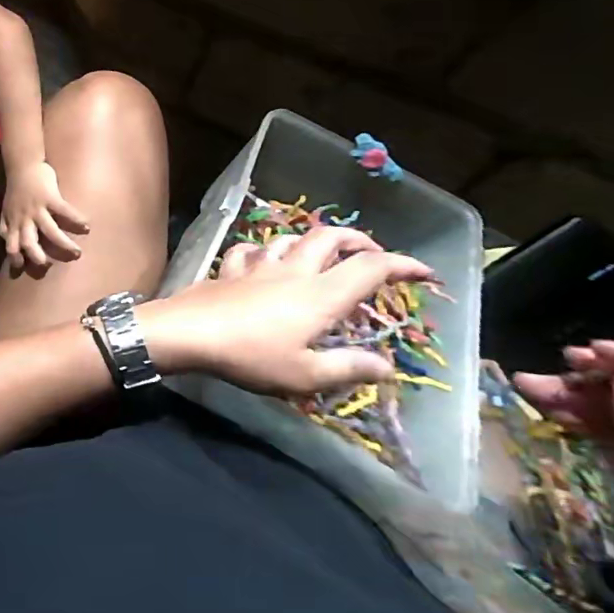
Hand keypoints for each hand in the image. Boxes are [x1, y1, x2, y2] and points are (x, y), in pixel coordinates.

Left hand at [0, 161, 89, 268]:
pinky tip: (86, 226)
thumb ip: (6, 226)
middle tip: (50, 265)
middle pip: (29, 243)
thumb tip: (6, 241)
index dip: (16, 258)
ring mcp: (37, 208)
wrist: (23, 165)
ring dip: (64, 244)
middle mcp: (24, 219)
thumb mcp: (6, 210)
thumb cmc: (16, 189)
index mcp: (14, 223)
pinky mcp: (51, 197)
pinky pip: (65, 211)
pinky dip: (76, 220)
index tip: (25, 267)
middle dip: (39, 257)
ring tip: (77, 253)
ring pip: (50, 231)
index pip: (11, 246)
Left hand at [136, 226, 431, 394]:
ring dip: (311, 240)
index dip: (403, 265)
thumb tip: (385, 366)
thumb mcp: (304, 374)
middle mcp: (292, 271)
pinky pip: (250, 250)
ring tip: (320, 253)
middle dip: (358, 240)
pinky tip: (261, 260)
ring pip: (290, 237)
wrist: (187, 334)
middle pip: (330, 237)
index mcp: (320, 295)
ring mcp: (257, 266)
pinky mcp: (229, 269)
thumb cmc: (250, 356)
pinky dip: (263, 251)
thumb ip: (347, 368)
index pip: (370, 268)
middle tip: (371, 254)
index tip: (426, 273)